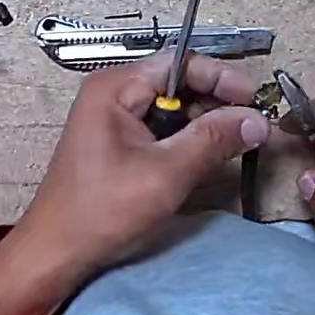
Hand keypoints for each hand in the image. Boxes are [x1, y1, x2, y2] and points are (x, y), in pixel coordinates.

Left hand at [11, 53, 270, 278]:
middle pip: (176, 81)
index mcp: (116, 87)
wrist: (57, 251)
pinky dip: (185, 138)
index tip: (252, 100)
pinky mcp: (117, 140)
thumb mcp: (167, 173)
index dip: (220, 77)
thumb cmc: (103, 210)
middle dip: (215, 102)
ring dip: (203, 122)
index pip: (179, 62)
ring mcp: (113, 116)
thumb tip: (258, 120)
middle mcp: (113, 93)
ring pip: (171, 106)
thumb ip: (214, 140)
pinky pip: (159, 127)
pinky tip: (205, 154)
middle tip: (249, 126)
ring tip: (234, 142)